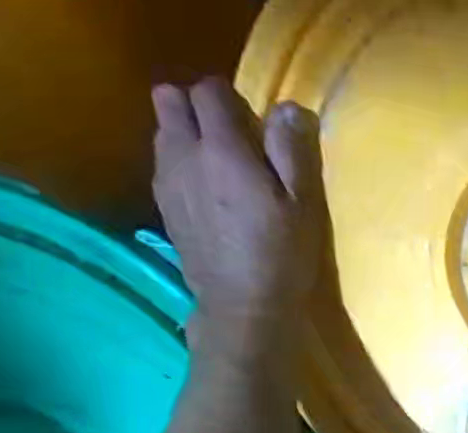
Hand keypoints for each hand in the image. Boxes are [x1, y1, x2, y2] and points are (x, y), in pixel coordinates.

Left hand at [152, 78, 326, 348]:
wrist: (242, 306)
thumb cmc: (282, 256)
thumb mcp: (303, 206)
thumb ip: (293, 152)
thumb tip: (288, 108)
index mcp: (222, 148)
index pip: (211, 91)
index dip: (233, 100)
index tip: (257, 128)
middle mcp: (184, 153)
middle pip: (170, 99)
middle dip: (199, 109)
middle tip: (234, 141)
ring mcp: (167, 180)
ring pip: (165, 131)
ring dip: (189, 138)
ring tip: (222, 172)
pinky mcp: (163, 206)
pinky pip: (165, 165)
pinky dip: (184, 167)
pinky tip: (210, 198)